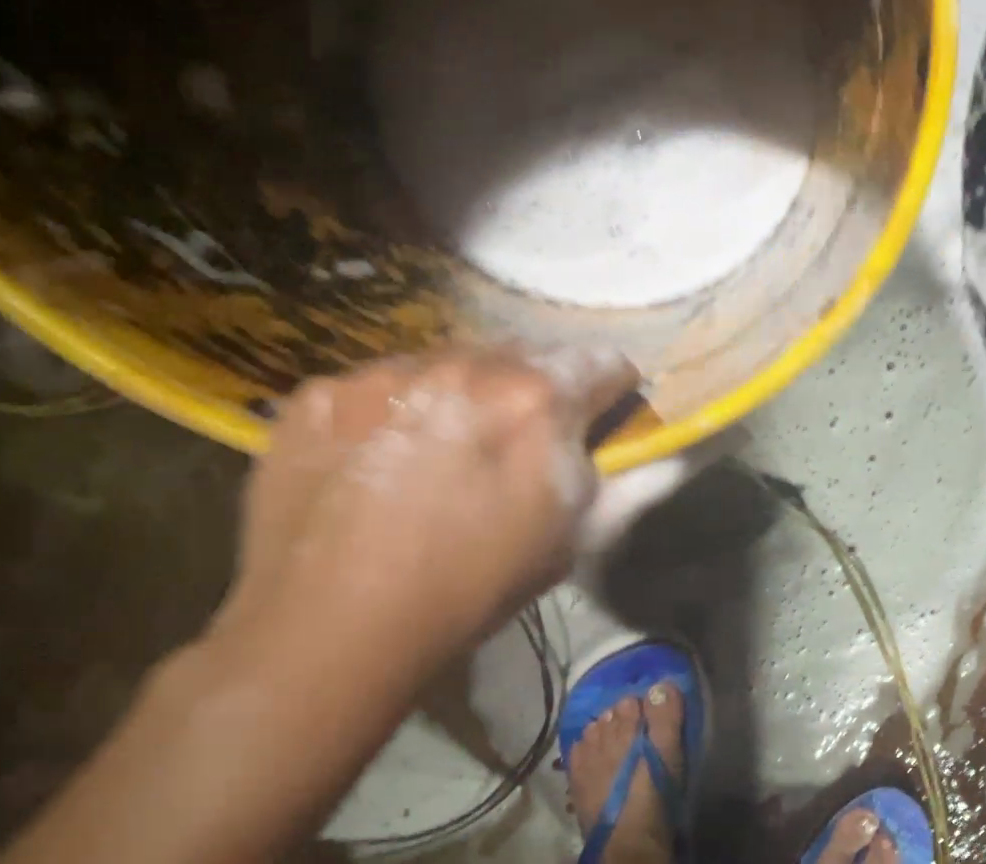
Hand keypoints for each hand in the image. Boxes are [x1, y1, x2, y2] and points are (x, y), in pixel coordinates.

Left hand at [216, 346, 642, 667]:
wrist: (326, 632)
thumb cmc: (469, 589)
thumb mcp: (569, 540)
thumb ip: (622, 484)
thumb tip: (664, 458)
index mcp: (538, 399)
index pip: (601, 361)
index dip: (610, 388)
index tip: (601, 414)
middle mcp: (467, 364)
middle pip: (524, 352)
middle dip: (534, 386)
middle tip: (518, 436)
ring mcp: (384, 372)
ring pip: (448, 360)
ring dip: (462, 391)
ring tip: (441, 444)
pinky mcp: (320, 393)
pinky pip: (377, 384)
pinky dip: (393, 410)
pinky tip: (377, 457)